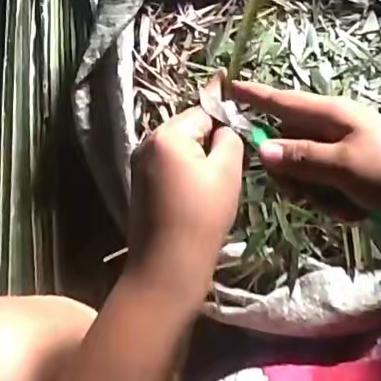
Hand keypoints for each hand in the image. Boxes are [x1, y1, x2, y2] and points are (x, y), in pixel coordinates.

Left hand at [128, 107, 243, 294]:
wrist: (167, 268)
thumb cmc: (202, 216)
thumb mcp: (227, 172)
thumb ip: (229, 138)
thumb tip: (224, 128)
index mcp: (167, 134)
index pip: (204, 112)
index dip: (225, 122)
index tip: (241, 135)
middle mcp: (147, 142)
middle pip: (188, 127)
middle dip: (210, 140)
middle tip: (230, 167)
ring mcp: (139, 163)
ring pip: (179, 147)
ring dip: (198, 157)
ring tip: (215, 184)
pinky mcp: (139, 183)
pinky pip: (168, 164)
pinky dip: (185, 172)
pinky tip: (197, 195)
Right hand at [227, 82, 380, 226]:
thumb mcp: (345, 167)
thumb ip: (301, 159)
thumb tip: (261, 151)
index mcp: (331, 114)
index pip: (281, 101)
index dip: (253, 96)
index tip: (225, 88)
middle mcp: (334, 127)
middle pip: (288, 144)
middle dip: (292, 173)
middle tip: (304, 195)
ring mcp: (346, 149)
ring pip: (306, 170)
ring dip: (318, 193)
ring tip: (344, 205)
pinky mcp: (357, 171)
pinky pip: (328, 185)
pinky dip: (337, 201)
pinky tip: (357, 211)